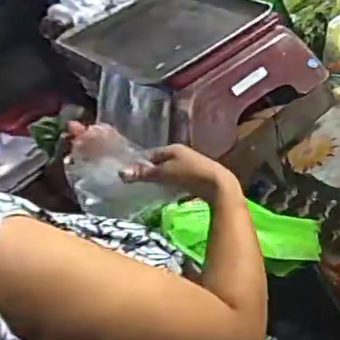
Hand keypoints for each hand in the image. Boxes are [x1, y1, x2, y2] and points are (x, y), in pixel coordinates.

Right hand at [121, 142, 238, 198]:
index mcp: (173, 148)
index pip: (150, 154)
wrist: (219, 184)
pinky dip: (175, 182)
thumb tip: (121, 173)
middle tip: (140, 182)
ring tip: (154, 188)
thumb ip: (143, 173)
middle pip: (162, 162)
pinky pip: (182, 177)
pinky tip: (171, 191)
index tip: (130, 174)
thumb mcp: (163, 174)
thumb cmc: (189, 175)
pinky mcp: (201, 175)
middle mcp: (184, 153)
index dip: (139, 164)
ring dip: (164, 178)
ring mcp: (194, 163)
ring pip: (172, 169)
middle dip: (152, 171)